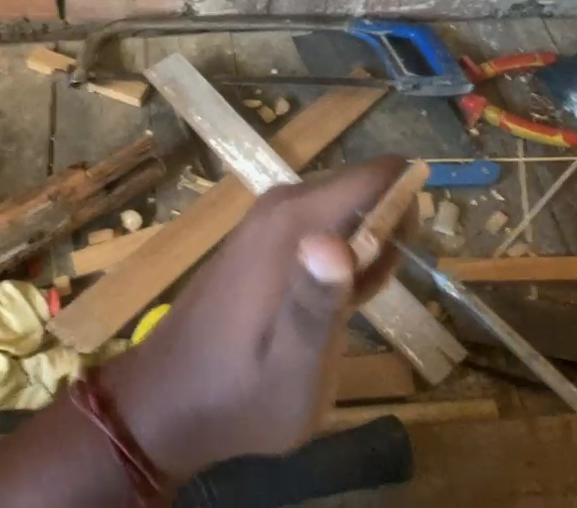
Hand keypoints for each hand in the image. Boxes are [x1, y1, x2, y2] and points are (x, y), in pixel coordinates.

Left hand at [99, 155, 409, 480]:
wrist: (169, 400)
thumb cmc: (238, 395)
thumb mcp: (290, 372)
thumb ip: (316, 309)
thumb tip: (338, 244)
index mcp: (293, 222)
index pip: (377, 175)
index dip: (406, 209)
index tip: (406, 260)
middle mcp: (283, 203)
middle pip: (365, 187)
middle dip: (388, 233)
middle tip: (372, 297)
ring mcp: (270, 216)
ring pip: (347, 208)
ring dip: (366, 252)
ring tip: (348, 310)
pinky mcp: (265, 234)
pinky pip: (325, 224)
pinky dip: (342, 259)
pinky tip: (329, 305)